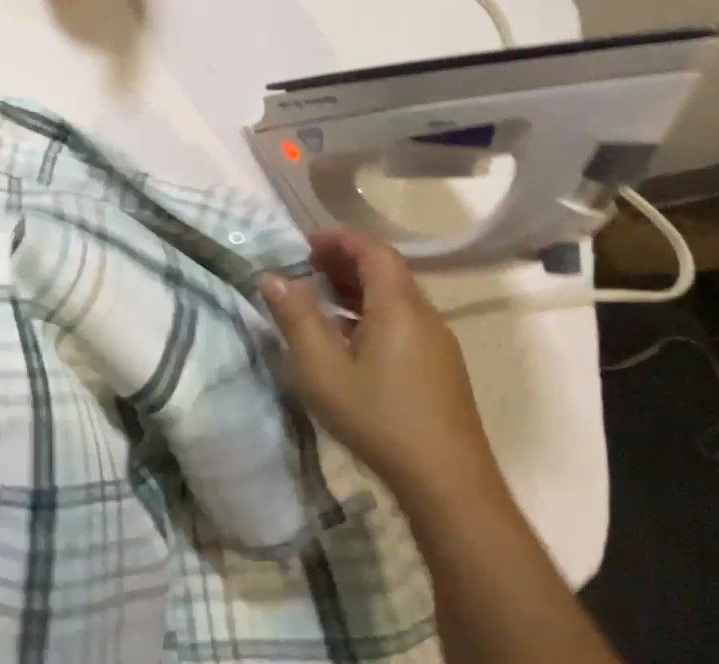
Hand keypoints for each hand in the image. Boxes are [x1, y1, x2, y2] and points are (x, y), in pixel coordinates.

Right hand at [259, 228, 501, 508]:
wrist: (446, 480)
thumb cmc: (377, 416)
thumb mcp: (320, 367)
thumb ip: (295, 317)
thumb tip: (272, 276)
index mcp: (399, 308)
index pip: (374, 250)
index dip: (339, 238)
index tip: (301, 243)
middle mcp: (424, 316)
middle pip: (387, 270)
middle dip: (343, 260)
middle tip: (301, 267)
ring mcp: (436, 343)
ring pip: (395, 297)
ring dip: (355, 287)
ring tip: (315, 297)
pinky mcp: (438, 367)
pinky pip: (402, 320)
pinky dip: (369, 311)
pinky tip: (343, 336)